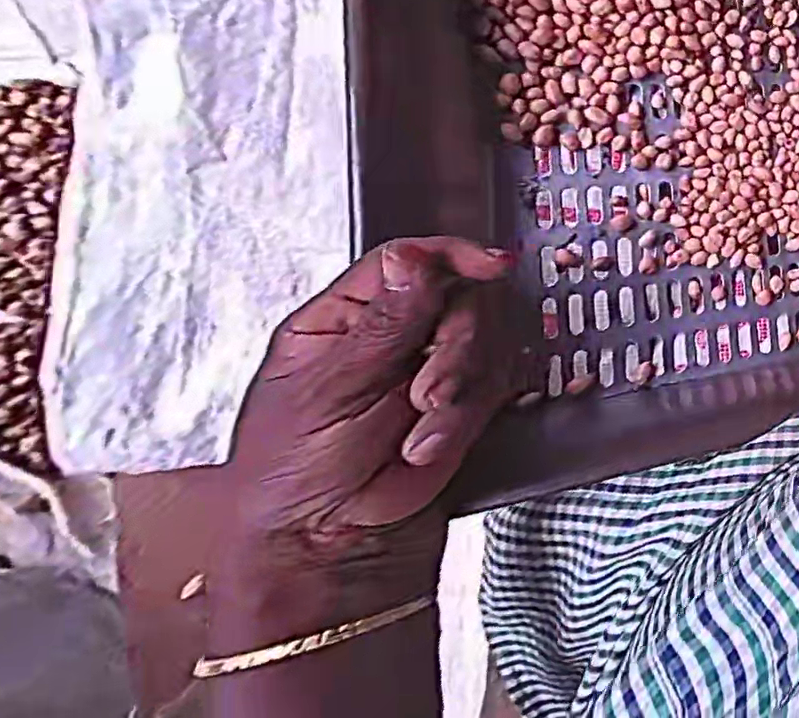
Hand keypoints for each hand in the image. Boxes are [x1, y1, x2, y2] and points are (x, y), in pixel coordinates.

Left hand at [209, 238, 531, 646]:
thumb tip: (413, 258)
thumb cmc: (301, 471)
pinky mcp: (470, 391)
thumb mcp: (332, 391)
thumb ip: (385, 323)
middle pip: (461, 298)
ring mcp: (435, 361)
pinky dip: (468, 414)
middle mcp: (397, 331)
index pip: (408, 260)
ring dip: (461, 387)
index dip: (454, 255)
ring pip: (485, 339)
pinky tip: (430, 444)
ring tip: (421, 430)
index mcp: (346, 319)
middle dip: (455, 346)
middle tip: (430, 391)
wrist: (338, 543)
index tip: (495, 265)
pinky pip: (496, 379)